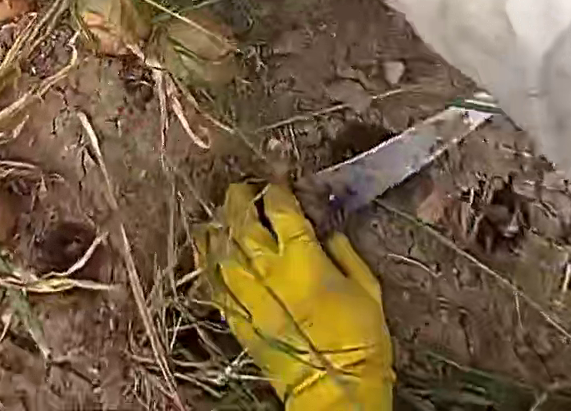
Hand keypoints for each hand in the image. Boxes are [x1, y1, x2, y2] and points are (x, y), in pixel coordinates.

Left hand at [196, 183, 393, 410]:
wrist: (336, 398)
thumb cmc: (359, 342)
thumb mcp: (368, 291)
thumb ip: (346, 254)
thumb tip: (329, 231)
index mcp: (301, 256)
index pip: (279, 208)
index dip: (275, 189)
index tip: (275, 181)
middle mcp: (268, 268)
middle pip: (242, 220)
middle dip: (239, 198)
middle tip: (242, 189)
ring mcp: (248, 292)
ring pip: (221, 246)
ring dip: (218, 224)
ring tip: (220, 212)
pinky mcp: (236, 317)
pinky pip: (212, 280)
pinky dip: (205, 259)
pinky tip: (202, 244)